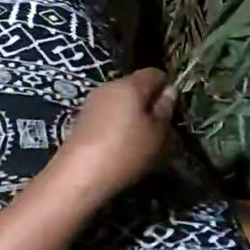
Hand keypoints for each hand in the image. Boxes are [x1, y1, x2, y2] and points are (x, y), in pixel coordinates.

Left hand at [49, 69, 174, 200]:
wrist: (78, 176)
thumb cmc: (126, 151)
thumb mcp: (158, 133)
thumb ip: (165, 109)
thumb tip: (167, 92)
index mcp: (130, 85)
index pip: (155, 73)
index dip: (167, 87)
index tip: (172, 110)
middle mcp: (108, 86)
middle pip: (135, 86)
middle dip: (149, 102)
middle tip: (158, 128)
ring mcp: (92, 103)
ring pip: (121, 101)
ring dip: (132, 115)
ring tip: (139, 140)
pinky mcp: (81, 120)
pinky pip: (107, 114)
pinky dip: (117, 125)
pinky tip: (119, 146)